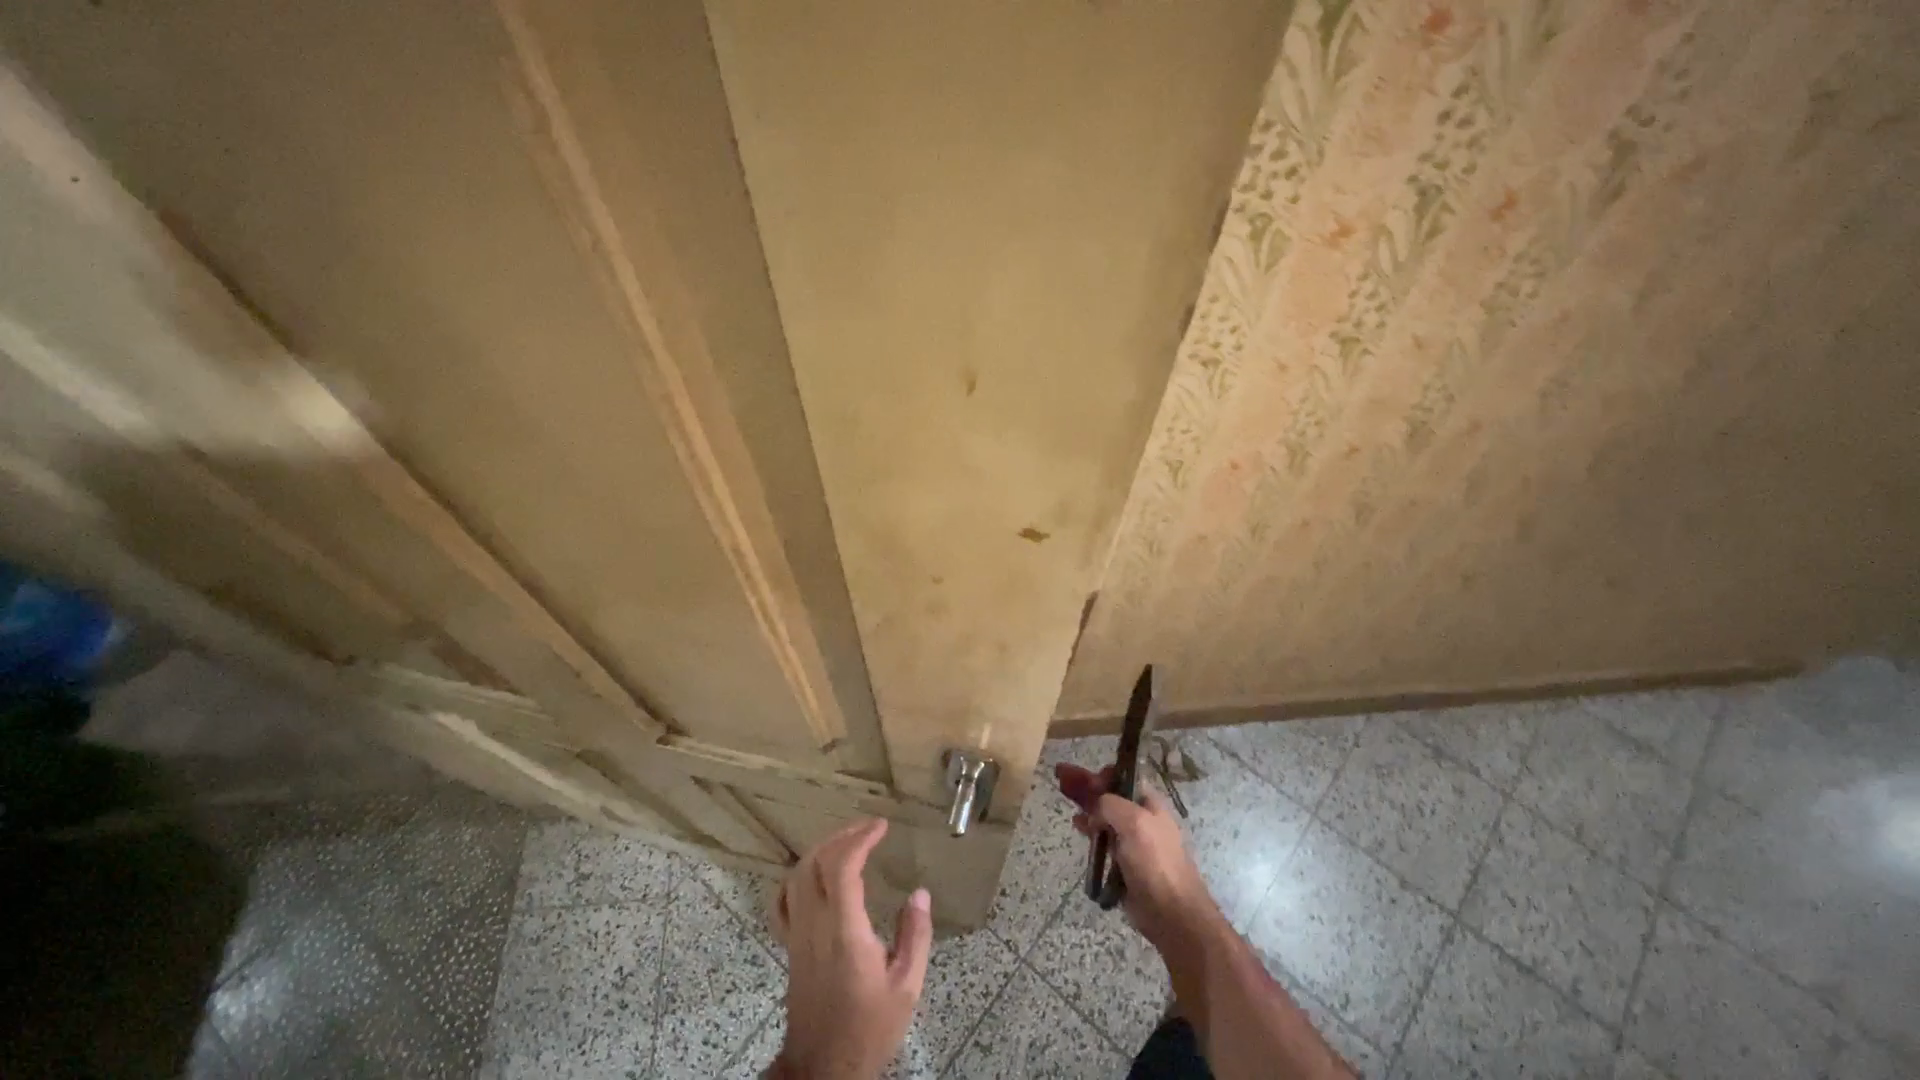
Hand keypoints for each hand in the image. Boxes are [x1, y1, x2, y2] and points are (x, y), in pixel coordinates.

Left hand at [770, 818, 931, 1078]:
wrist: (824, 1065)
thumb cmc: (870, 1026)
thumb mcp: (907, 985)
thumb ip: (915, 935)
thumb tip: (920, 894)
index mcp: (844, 931)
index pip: (842, 867)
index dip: (859, 838)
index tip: (881, 826)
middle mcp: (814, 925)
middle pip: (815, 862)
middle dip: (842, 836)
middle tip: (869, 829)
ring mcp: (797, 935)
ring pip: (796, 876)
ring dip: (820, 851)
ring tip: (846, 843)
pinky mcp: (790, 947)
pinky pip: (783, 901)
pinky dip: (796, 878)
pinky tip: (811, 875)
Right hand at [1056, 763, 1221, 948]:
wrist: (1170, 911)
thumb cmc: (1155, 862)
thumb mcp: (1134, 823)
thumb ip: (1110, 805)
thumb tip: (1095, 808)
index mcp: (1149, 804)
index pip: (1124, 778)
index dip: (1102, 774)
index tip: (1082, 776)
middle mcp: (1141, 818)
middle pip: (1110, 794)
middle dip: (1086, 783)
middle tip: (1060, 775)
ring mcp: (1131, 841)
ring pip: (1104, 815)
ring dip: (1085, 804)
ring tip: (1064, 796)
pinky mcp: (1122, 862)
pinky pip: (1102, 839)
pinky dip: (1089, 829)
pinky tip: (1077, 824)